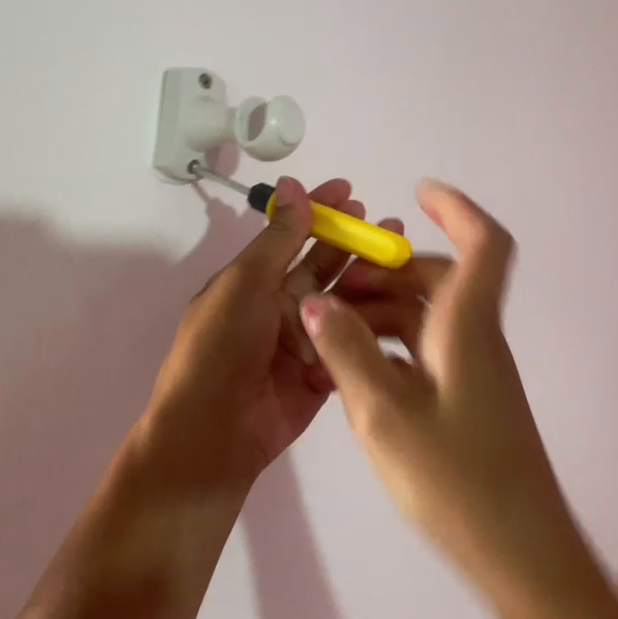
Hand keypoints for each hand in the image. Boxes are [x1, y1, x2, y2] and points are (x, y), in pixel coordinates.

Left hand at [137, 176, 410, 488]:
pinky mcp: (323, 377)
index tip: (350, 191)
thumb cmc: (219, 348)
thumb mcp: (244, 284)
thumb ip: (277, 240)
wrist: (213, 431)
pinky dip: (373, 327)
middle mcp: (279, 308)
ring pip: (343, 304)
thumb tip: (291, 187)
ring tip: (404, 261)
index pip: (292, 238)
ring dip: (371, 283)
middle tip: (392, 226)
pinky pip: (351, 344)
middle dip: (355, 244)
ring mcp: (303, 343)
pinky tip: (404, 305)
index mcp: (253, 283)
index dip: (319, 213)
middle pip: (324, 268)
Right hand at [301, 182, 576, 595]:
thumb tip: (314, 302)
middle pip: (438, 280)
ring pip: (426, 318)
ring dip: (379, 312)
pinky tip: (349, 371)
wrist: (517, 553)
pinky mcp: (465, 403)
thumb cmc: (454, 479)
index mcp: (466, 328)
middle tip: (330, 288)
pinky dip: (388, 346)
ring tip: (324, 332)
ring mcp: (473, 374)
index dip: (456, 209)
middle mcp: (475, 340)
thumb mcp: (382, 413)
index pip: (483, 245)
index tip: (416, 193)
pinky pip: (423, 352)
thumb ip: (344, 351)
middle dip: (385, 272)